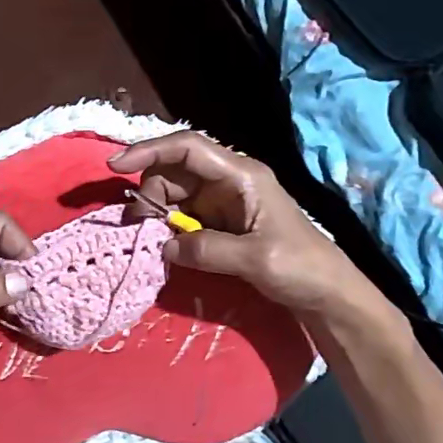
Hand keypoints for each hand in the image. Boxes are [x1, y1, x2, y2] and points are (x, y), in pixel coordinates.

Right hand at [110, 132, 387, 315]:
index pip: (188, 148)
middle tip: (137, 226)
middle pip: (174, 171)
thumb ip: (207, 250)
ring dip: (155, 212)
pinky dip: (166, 227)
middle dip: (149, 191)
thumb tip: (163, 245)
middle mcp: (228, 181)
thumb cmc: (301, 267)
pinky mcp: (218, 224)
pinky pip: (181, 217)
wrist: (326, 293)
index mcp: (242, 175)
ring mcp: (221, 203)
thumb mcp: (255, 259)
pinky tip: (162, 245)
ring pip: (173, 194)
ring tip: (149, 239)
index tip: (116, 166)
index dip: (150, 151)